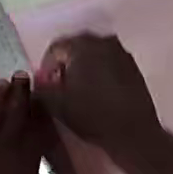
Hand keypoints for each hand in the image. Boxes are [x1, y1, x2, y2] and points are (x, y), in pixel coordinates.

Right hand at [35, 33, 165, 156]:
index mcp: (81, 45)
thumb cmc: (90, 114)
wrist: (132, 132)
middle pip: (75, 48)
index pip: (55, 49)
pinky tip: (98, 93)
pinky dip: (100, 72)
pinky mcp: (133, 67)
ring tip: (79, 90)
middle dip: (65, 65)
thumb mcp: (55, 104)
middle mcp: (102, 42)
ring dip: (83, 68)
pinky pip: (109, 63)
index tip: (45, 85)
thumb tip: (39, 81)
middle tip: (60, 86)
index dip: (46, 67)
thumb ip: (40, 88)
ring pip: (93, 55)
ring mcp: (121, 53)